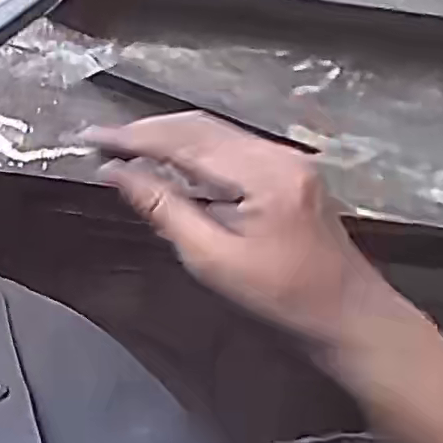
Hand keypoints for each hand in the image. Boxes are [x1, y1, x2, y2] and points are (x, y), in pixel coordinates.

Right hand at [85, 112, 401, 345]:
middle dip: (141, 130)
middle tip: (97, 139)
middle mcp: (276, 155)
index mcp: (263, 175)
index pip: (182, 141)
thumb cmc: (280, 296)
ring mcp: (284, 158)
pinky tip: (160, 156)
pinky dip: (183, 144)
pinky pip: (222, 143)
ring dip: (160, 134)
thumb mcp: (209, 257)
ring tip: (119, 145)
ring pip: (207, 130)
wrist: (352, 317)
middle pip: (195, 126)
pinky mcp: (284, 168)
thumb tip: (113, 172)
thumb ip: (161, 207)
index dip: (130, 137)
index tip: (90, 138)